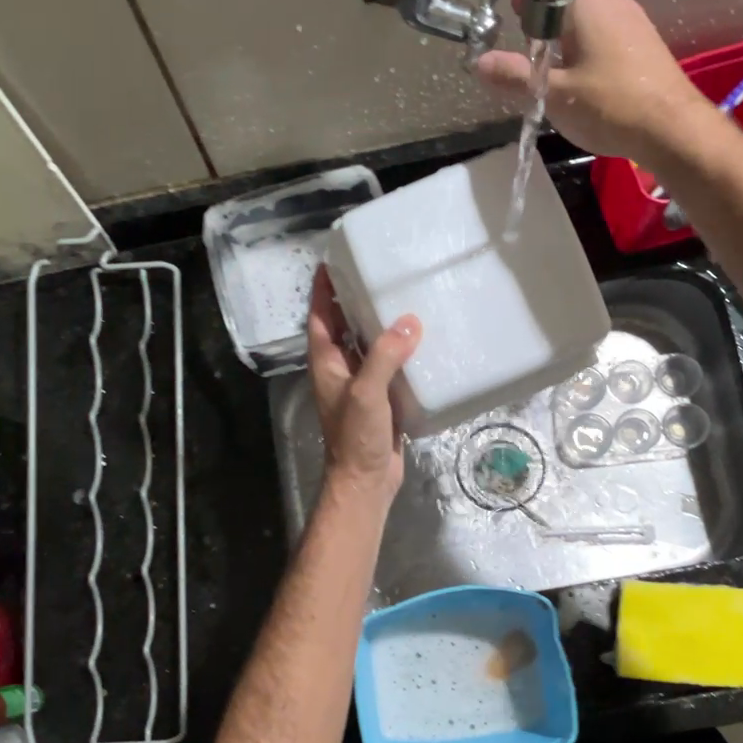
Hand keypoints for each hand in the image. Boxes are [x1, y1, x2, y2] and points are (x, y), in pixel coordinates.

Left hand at [305, 268, 421, 507]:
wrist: (367, 481)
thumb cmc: (356, 436)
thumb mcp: (366, 392)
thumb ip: (384, 356)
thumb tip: (408, 322)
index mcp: (326, 363)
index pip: (319, 317)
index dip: (322, 290)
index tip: (332, 262)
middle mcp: (340, 370)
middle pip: (344, 326)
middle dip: (355, 300)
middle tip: (378, 271)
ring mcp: (361, 386)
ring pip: (368, 346)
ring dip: (381, 325)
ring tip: (403, 297)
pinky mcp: (381, 401)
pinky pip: (389, 368)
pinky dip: (402, 353)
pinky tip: (423, 340)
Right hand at [474, 0, 705, 161]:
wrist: (671, 127)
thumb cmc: (610, 105)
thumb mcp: (554, 94)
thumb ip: (516, 76)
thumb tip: (480, 63)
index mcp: (588, 2)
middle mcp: (612, 1)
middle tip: (518, 16)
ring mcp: (631, 21)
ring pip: (589, 5)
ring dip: (563, 18)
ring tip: (539, 44)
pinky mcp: (640, 44)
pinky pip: (604, 25)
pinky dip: (581, 33)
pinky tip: (570, 63)